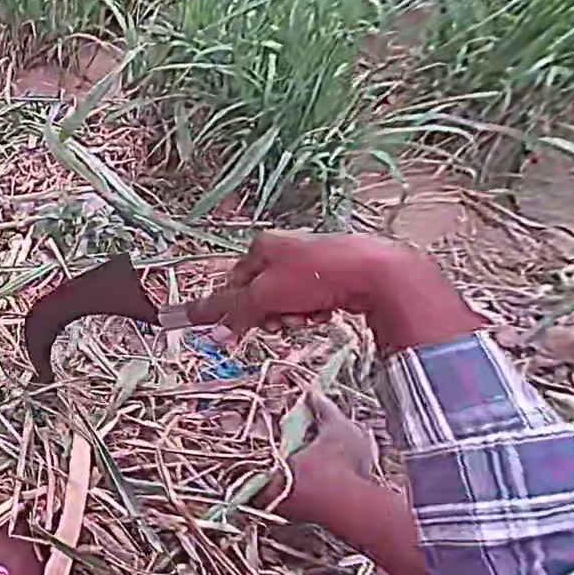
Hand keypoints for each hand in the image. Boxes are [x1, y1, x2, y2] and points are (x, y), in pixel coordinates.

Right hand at [188, 232, 485, 350]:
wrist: (379, 276)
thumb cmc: (315, 277)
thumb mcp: (261, 297)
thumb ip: (228, 310)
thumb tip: (193, 317)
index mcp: (262, 246)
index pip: (233, 281)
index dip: (233, 307)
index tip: (236, 328)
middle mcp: (286, 248)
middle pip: (259, 292)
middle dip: (266, 313)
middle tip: (276, 323)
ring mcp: (313, 259)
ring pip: (285, 298)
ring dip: (289, 315)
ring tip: (304, 319)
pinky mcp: (338, 272)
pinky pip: (311, 297)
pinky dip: (313, 310)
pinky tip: (323, 313)